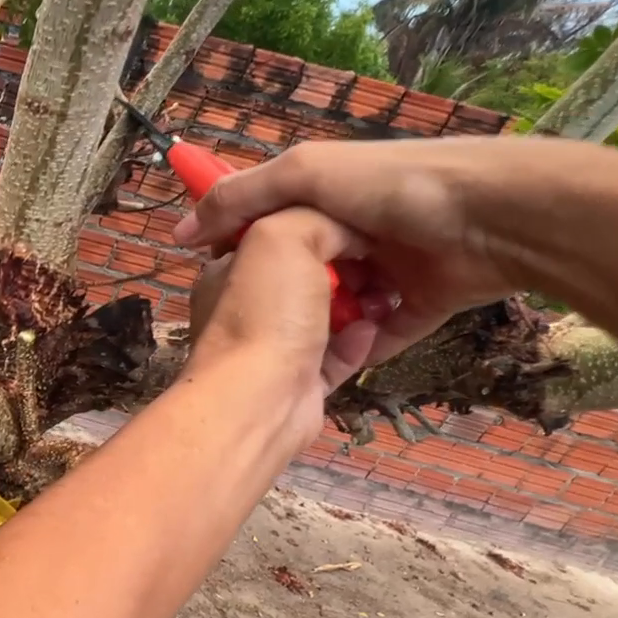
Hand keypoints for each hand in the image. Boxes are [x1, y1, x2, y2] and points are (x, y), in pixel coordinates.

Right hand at [174, 138, 539, 364]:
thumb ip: (239, 198)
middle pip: (295, 273)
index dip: (236, 250)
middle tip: (256, 315)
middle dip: (278, 295)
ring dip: (316, 325)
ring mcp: (385, 272)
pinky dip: (357, 350)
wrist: (502, 218)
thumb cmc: (396, 186)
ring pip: (331, 309)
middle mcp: (351, 234)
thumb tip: (179, 235)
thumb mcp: (304, 175)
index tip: (214, 276)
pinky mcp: (416, 305)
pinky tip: (333, 361)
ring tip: (299, 339)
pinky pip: (375, 336)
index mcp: (324, 198)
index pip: (263, 225)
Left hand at [184, 208, 388, 445]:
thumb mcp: (280, 237)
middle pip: (306, 272)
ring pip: (327, 313)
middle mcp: (246, 305)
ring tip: (387, 297)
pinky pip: (337, 353)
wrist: (259, 399)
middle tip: (381, 262)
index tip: (358, 221)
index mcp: (229, 269)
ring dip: (362, 304)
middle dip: (348, 265)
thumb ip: (310, 218)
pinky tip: (374, 331)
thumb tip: (345, 232)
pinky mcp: (299, 378)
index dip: (314, 223)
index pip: (271, 233)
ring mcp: (271, 344)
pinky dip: (358, 342)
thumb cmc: (263, 313)